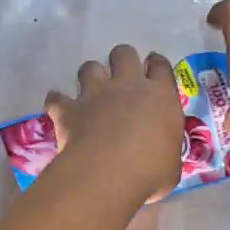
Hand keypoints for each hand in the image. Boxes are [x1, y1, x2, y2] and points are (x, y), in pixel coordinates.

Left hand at [47, 44, 183, 196]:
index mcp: (161, 97)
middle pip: (124, 54)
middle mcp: (128, 86)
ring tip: (92, 94)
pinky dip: (58, 102)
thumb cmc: (151, 174)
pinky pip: (57, 98)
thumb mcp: (171, 165)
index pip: (161, 66)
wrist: (109, 175)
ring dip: (91, 77)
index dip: (156, 66)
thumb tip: (160, 156)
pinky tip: (60, 110)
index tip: (152, 72)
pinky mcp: (70, 110)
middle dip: (122, 61)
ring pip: (90, 67)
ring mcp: (96, 94)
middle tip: (123, 80)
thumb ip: (165, 150)